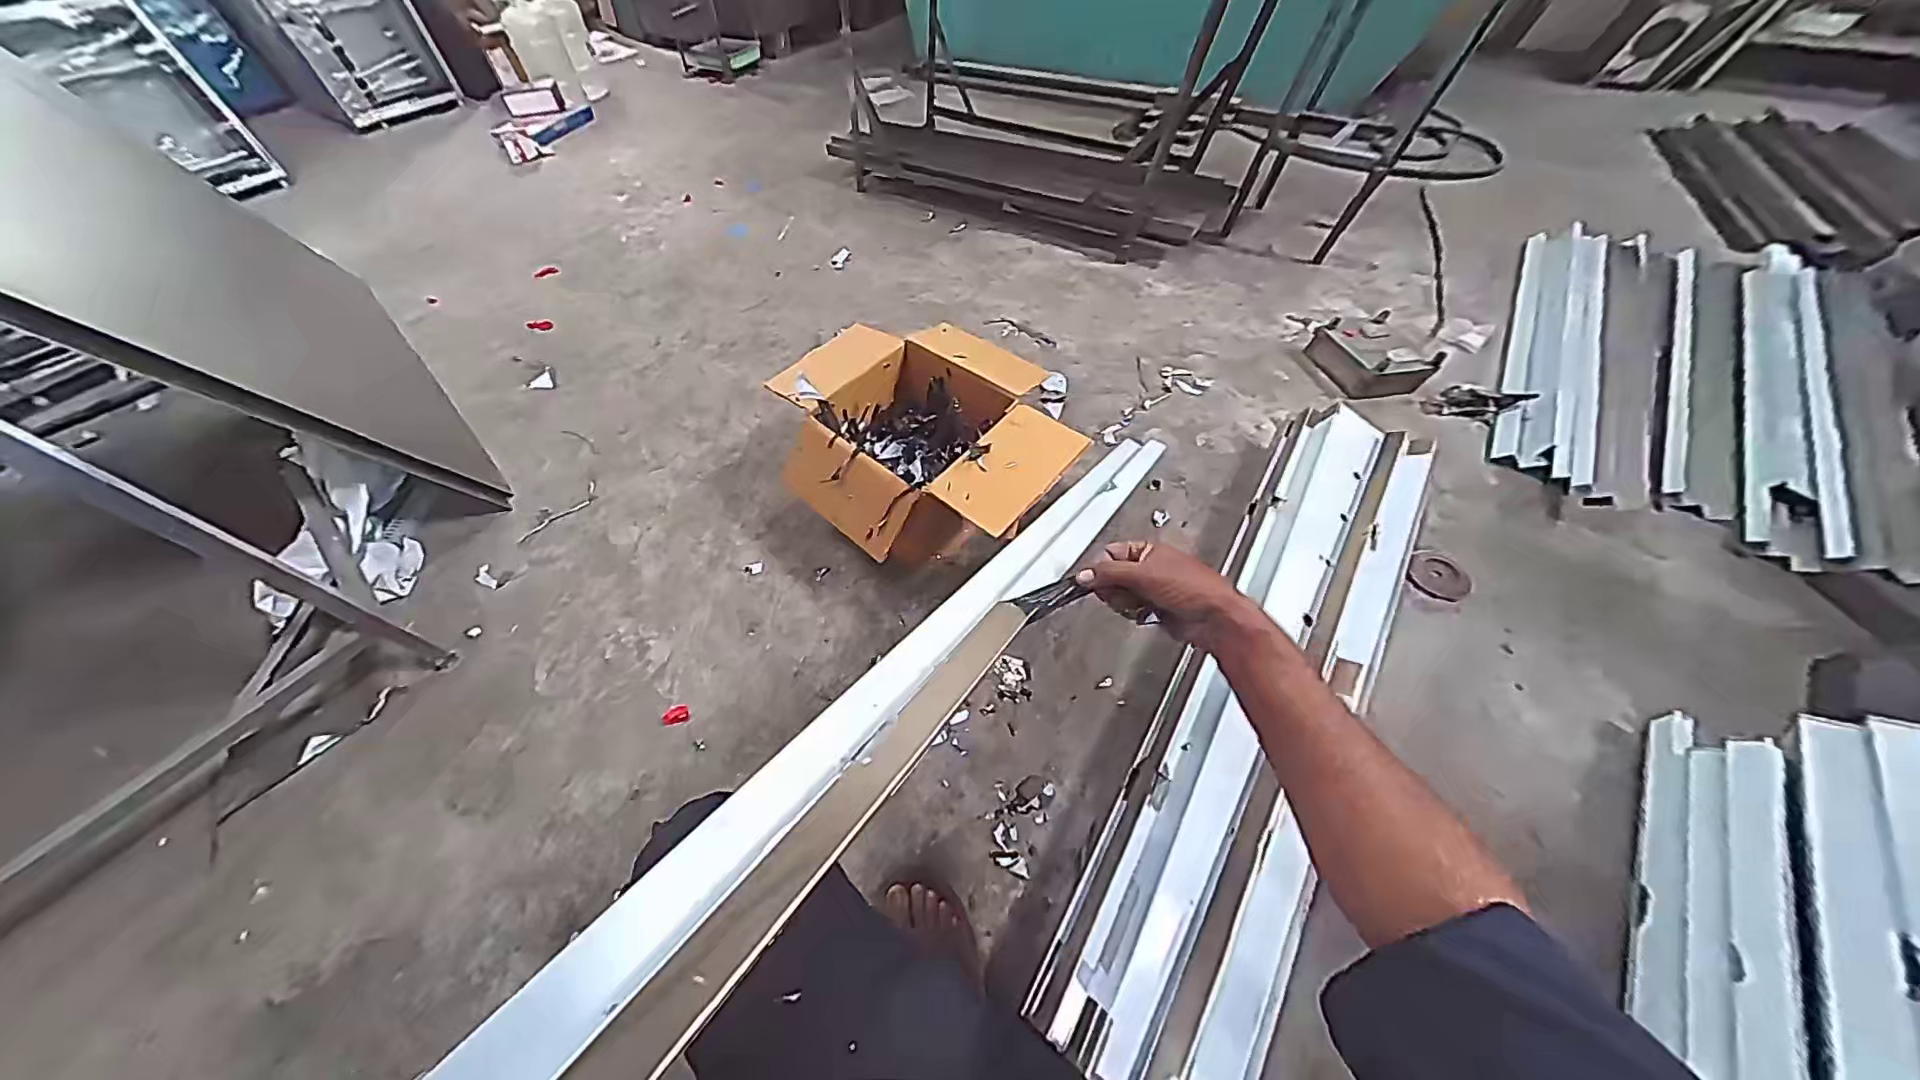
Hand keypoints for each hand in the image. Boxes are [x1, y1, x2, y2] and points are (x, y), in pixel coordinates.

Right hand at [1074, 541, 1266, 653]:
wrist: (1215, 620)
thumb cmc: (1194, 589)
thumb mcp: (1143, 574)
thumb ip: (1109, 573)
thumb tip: (1085, 574)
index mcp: (1149, 550)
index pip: (1111, 554)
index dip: (1101, 568)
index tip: (1095, 581)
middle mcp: (1151, 568)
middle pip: (1113, 577)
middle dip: (1115, 589)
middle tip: (1125, 593)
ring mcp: (1154, 589)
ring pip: (1121, 597)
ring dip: (1125, 604)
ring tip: (1141, 605)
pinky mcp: (1156, 609)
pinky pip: (1132, 611)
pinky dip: (1135, 614)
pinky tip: (1147, 614)